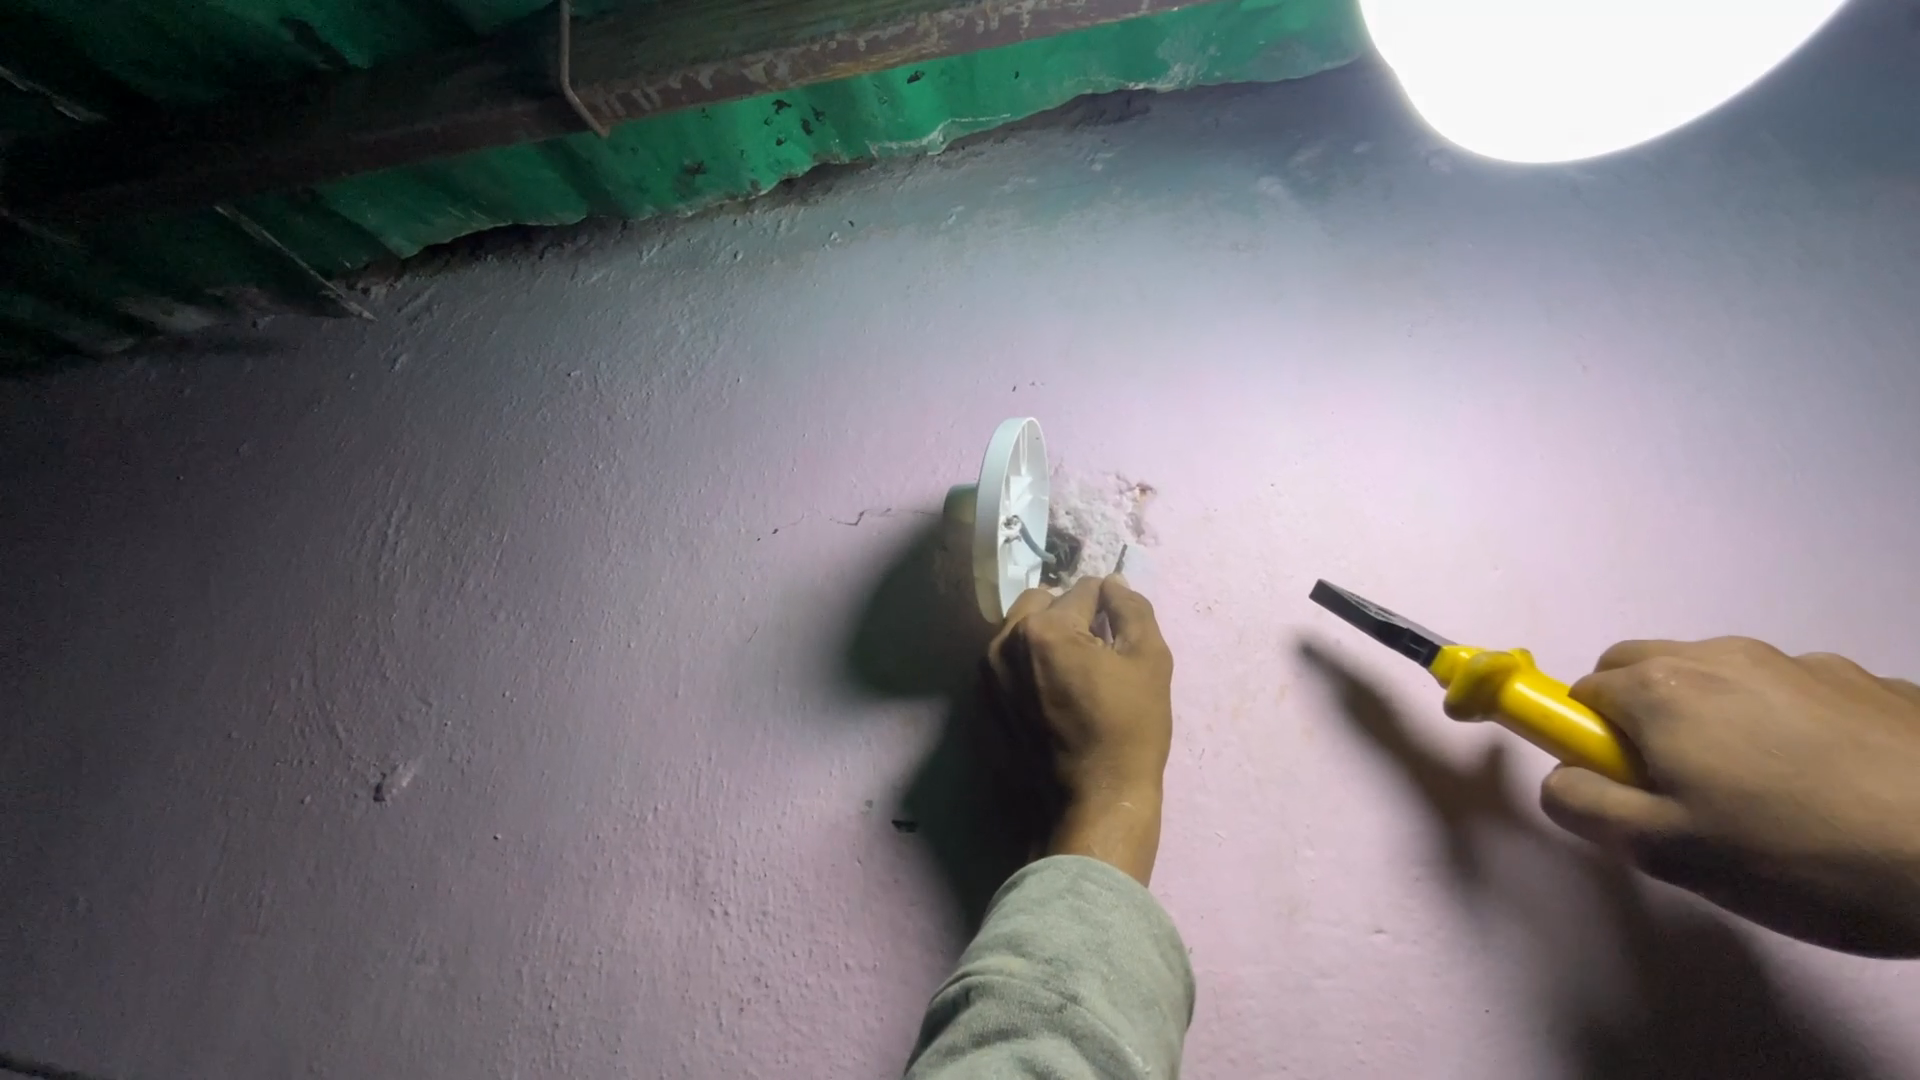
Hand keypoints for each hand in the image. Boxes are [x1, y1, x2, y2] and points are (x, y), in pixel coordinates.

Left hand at [985, 575, 1173, 884]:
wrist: (1093, 803)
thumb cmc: (1129, 730)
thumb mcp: (1149, 660)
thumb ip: (1131, 608)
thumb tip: (1112, 583)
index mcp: (1043, 628)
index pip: (1083, 590)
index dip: (1109, 608)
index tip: (1118, 638)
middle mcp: (1003, 643)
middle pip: (1042, 603)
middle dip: (1069, 616)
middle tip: (1094, 654)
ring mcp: (986, 676)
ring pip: (1018, 633)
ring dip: (1044, 640)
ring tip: (1071, 677)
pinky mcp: (980, 705)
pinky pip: (1005, 666)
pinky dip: (1026, 670)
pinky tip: (1049, 700)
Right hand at [1541, 636, 1919, 955]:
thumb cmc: (1803, 856)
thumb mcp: (1664, 852)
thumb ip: (1581, 804)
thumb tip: (1561, 776)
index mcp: (1661, 688)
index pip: (1581, 694)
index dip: (1592, 742)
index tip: (1633, 789)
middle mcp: (1721, 657)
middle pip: (1640, 667)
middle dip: (1637, 713)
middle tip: (1682, 784)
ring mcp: (1806, 665)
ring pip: (1719, 677)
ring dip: (1714, 714)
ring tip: (1772, 791)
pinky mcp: (1879, 685)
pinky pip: (1797, 693)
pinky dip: (1790, 723)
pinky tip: (1839, 784)